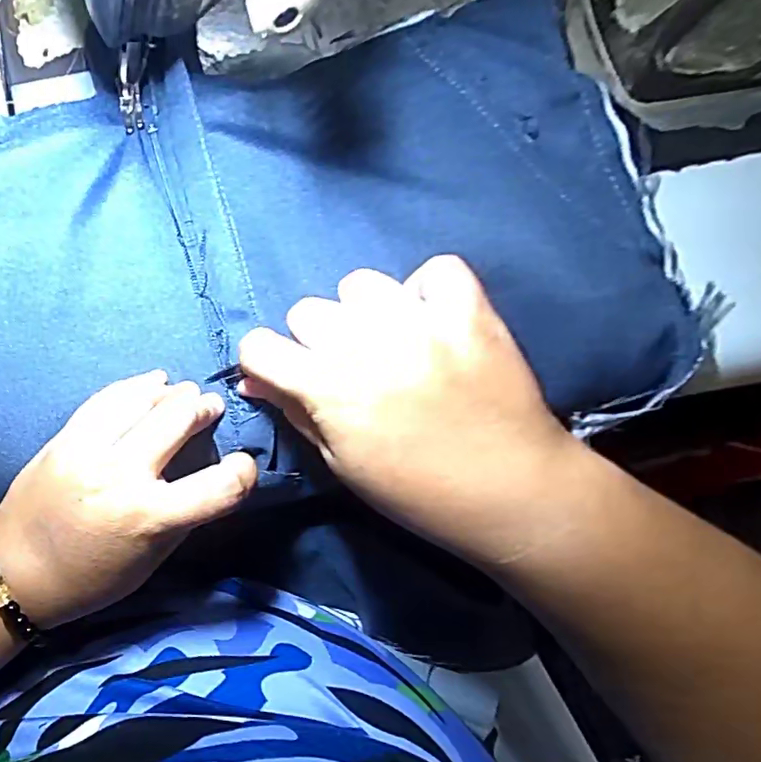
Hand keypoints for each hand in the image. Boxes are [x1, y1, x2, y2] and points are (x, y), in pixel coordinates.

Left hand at [0, 371, 258, 626]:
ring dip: (171, 392)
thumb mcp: (150, 561)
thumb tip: (209, 478)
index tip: (241, 466)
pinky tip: (151, 384)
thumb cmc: (91, 579)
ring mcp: (88, 451)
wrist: (17, 572)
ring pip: (142, 400)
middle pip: (178, 419)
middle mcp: (121, 475)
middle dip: (204, 409)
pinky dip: (134, 388)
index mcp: (149, 517)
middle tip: (210, 409)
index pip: (220, 485)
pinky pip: (106, 399)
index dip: (243, 471)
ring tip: (184, 394)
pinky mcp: (64, 438)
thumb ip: (183, 517)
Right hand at [237, 255, 586, 563]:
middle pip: (307, 311)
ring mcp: (419, 321)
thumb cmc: (411, 490)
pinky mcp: (468, 310)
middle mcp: (364, 343)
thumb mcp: (338, 461)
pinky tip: (430, 322)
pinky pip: (435, 270)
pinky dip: (426, 292)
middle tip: (346, 371)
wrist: (505, 491)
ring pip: (360, 284)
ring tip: (389, 343)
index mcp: (326, 386)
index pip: (259, 346)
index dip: (264, 362)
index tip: (283, 376)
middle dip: (314, 341)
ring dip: (363, 314)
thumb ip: (294, 411)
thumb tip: (254, 381)